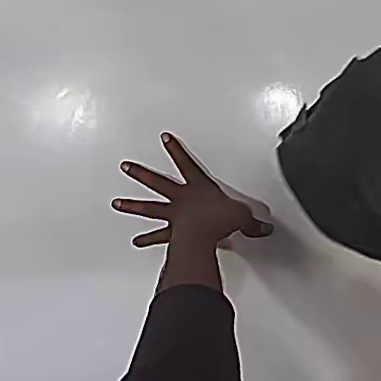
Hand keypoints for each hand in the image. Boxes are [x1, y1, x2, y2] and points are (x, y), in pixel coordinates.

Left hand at [113, 133, 272, 248]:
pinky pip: (157, 236)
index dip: (176, 150)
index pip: (186, 163)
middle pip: (157, 182)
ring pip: (149, 207)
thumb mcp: (242, 217)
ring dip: (132, 205)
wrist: (204, 237)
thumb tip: (262, 227)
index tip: (165, 138)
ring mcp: (173, 215)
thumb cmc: (219, 221)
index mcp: (199, 188)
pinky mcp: (171, 233)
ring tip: (118, 203)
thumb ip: (249, 222)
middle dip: (141, 173)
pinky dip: (147, 240)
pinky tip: (137, 241)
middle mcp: (182, 199)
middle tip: (126, 167)